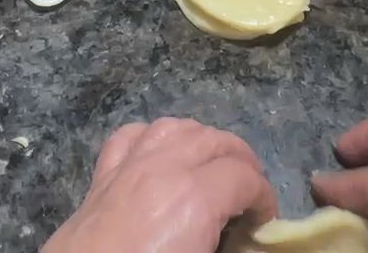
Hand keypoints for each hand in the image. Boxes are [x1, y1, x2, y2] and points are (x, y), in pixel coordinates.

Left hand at [45, 118, 278, 252]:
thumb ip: (230, 248)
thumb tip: (252, 243)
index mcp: (194, 198)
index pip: (245, 177)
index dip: (265, 197)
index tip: (267, 223)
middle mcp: (162, 168)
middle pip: (213, 140)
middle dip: (240, 161)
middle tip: (250, 195)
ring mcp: (127, 168)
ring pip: (173, 126)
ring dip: (200, 141)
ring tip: (213, 168)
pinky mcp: (100, 178)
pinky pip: (130, 137)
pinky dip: (152, 138)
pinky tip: (160, 155)